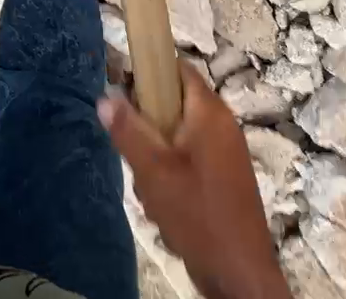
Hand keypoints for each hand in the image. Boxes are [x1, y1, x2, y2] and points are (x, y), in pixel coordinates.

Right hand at [99, 65, 289, 298]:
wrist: (240, 277)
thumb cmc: (197, 214)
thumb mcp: (153, 170)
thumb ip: (127, 130)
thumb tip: (104, 96)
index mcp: (210, 111)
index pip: (177, 68)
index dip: (148, 71)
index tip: (122, 91)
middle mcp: (221, 125)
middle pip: (172, 105)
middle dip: (146, 128)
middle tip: (134, 153)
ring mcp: (224, 153)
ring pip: (175, 138)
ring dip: (155, 159)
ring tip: (149, 188)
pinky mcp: (222, 179)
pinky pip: (187, 162)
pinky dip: (170, 177)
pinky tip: (163, 207)